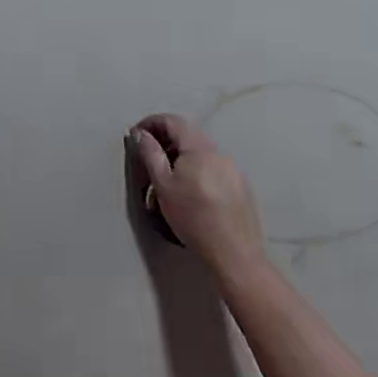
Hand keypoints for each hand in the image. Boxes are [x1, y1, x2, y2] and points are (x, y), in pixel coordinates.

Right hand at [129, 114, 265, 276]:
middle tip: (148, 156)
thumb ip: (150, 153)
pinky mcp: (241, 186)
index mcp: (200, 148)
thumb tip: (141, 134)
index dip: (150, 123)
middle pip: (188, 134)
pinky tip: (190, 190)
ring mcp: (234, 169)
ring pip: (201, 151)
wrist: (235, 255)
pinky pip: (213, 166)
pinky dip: (196, 168)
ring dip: (180, 155)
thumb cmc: (193, 218)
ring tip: (167, 176)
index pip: (173, 121)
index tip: (136, 135)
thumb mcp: (163, 185)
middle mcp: (220, 153)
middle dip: (164, 139)